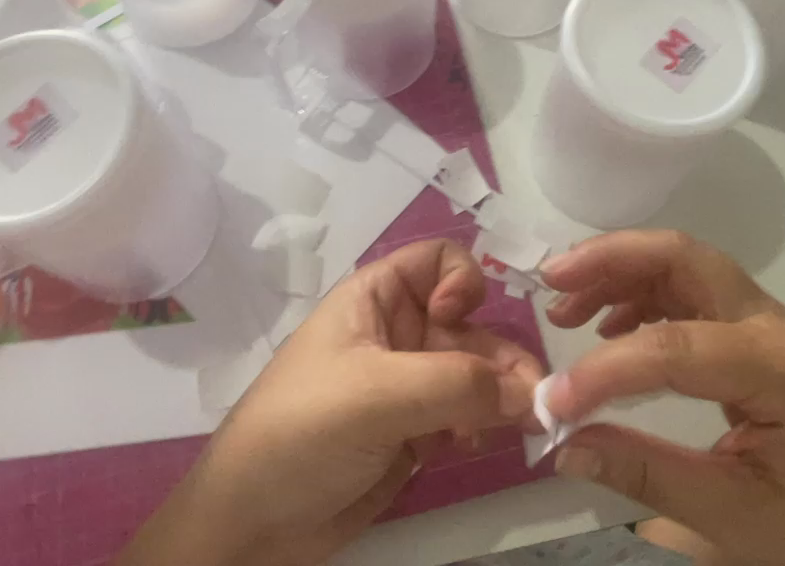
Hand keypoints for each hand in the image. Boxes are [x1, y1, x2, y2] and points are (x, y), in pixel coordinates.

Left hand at [123, 239, 543, 565]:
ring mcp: (408, 384)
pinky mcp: (415, 431)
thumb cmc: (303, 431)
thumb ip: (456, 385)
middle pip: (469, 323)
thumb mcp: (376, 394)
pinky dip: (481, 426)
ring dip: (499, 395)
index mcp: (375, 298)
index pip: (438, 261)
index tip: (460, 320)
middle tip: (532, 401)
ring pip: (475, 372)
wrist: (252, 523)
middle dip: (500, 356)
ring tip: (515, 428)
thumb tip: (531, 392)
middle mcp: (397, 332)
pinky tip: (474, 446)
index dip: (461, 281)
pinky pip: (466, 415)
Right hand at [541, 231, 784, 565]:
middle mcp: (773, 326)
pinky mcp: (755, 336)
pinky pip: (691, 294)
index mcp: (779, 370)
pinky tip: (608, 326)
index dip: (606, 369)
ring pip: (684, 265)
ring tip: (566, 304)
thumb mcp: (736, 518)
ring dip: (622, 271)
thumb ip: (645, 474)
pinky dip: (642, 295)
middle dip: (613, 258)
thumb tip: (564, 443)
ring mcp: (767, 324)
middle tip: (553, 280)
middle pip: (685, 257)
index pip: (675, 347)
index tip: (554, 401)